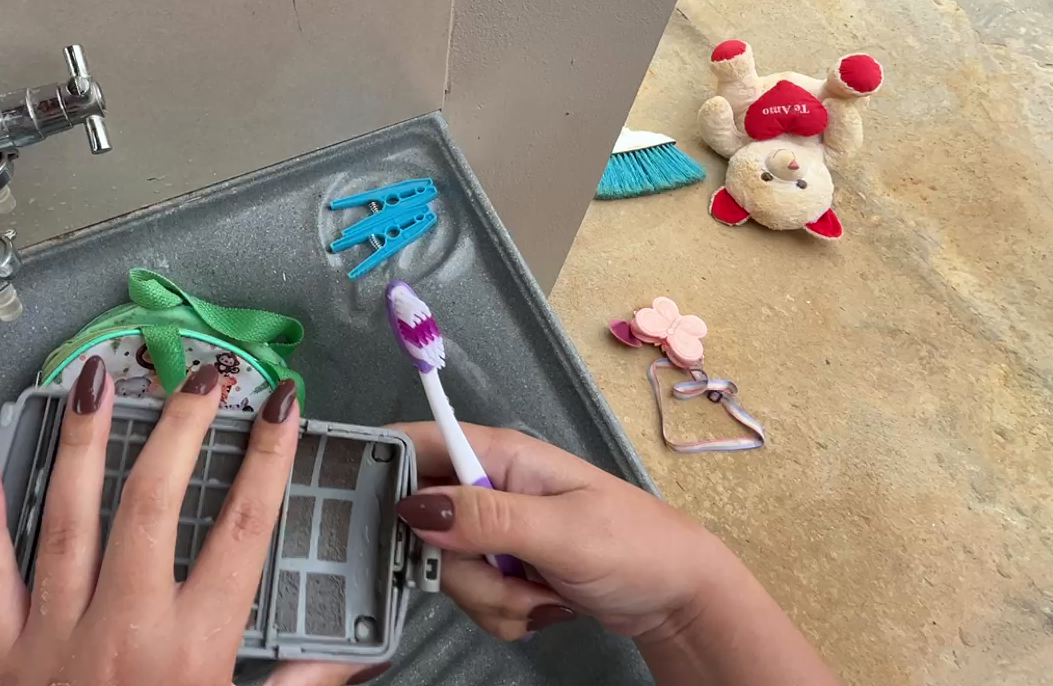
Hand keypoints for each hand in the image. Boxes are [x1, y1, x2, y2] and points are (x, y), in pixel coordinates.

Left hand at [0, 356, 303, 684]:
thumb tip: (361, 653)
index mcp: (191, 653)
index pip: (245, 532)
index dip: (270, 460)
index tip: (281, 405)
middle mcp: (123, 633)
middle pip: (153, 504)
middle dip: (183, 428)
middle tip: (205, 376)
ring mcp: (52, 640)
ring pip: (68, 520)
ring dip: (85, 442)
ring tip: (99, 378)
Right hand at [388, 421, 725, 641]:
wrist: (676, 597)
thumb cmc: (630, 544)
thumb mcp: (561, 531)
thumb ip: (488, 518)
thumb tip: (415, 507)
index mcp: (499, 454)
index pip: (422, 441)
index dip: (389, 467)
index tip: (376, 514)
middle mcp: (487, 484)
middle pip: (427, 519)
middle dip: (459, 564)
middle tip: (507, 579)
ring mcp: (493, 527)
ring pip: (447, 564)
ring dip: (489, 596)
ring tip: (539, 596)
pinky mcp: (501, 564)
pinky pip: (470, 592)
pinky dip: (501, 611)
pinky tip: (541, 606)